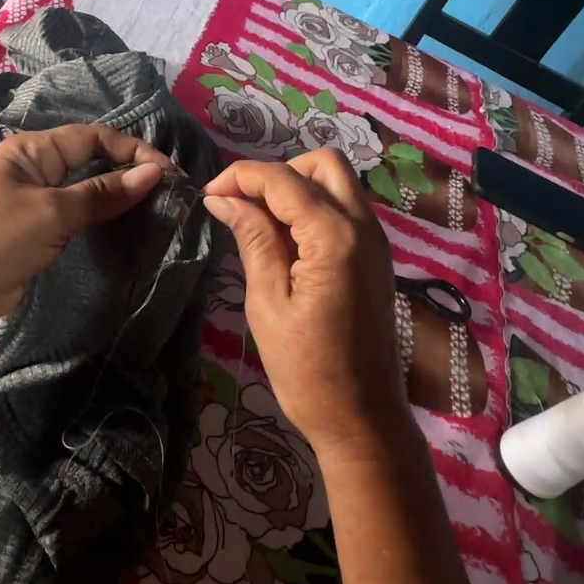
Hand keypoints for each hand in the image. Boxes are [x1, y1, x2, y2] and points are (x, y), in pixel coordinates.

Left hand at [0, 124, 170, 360]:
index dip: (132, 151)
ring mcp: (37, 201)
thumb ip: (102, 193)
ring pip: (88, 189)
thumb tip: (153, 174)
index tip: (168, 173)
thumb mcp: (51, 213)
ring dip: (119, 196)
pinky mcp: (39, 232)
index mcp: (33, 150)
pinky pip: (79, 216)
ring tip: (158, 208)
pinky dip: (104, 219)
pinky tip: (129, 228)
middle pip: (93, 159)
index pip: (94, 137)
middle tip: (170, 191)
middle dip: (129, 171)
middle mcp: (37, 169)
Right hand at [202, 149, 407, 455]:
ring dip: (296, 187)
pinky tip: (284, 239)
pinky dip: (312, 207)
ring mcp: (375, 241)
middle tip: (242, 203)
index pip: (282, 179)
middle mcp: (363, 226)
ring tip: (258, 221)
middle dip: (277, 172)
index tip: (208, 195)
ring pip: (337, 182)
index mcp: (335, 237)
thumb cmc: (307, 369)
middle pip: (322, 163)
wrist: (363, 420)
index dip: (240, 177)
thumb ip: (252, 239)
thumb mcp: (267, 302)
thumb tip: (223, 199)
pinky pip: (344, 208)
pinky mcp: (375, 257)